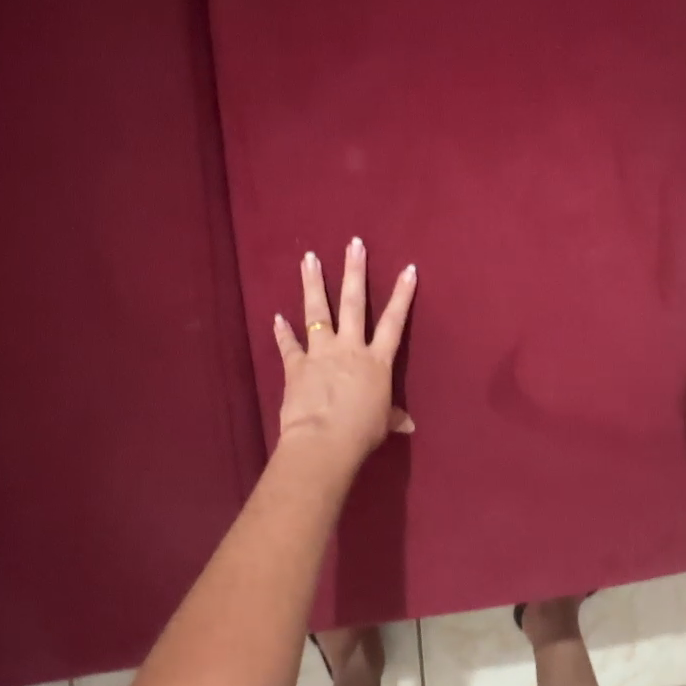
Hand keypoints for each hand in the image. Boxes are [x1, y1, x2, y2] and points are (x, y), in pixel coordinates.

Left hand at [271, 238, 417, 456]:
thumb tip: (408, 424)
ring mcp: (321, 354)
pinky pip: (289, 346)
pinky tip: (276, 317)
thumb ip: (393, 416)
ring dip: (313, 284)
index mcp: (377, 362)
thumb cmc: (362, 432)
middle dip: (354, 272)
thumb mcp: (383, 423)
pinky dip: (282, 332)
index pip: (395, 321)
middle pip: (354, 304)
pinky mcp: (296, 367)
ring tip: (309, 258)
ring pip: (318, 313)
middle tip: (354, 244)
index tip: (408, 268)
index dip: (402, 295)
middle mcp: (350, 349)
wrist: (324, 441)